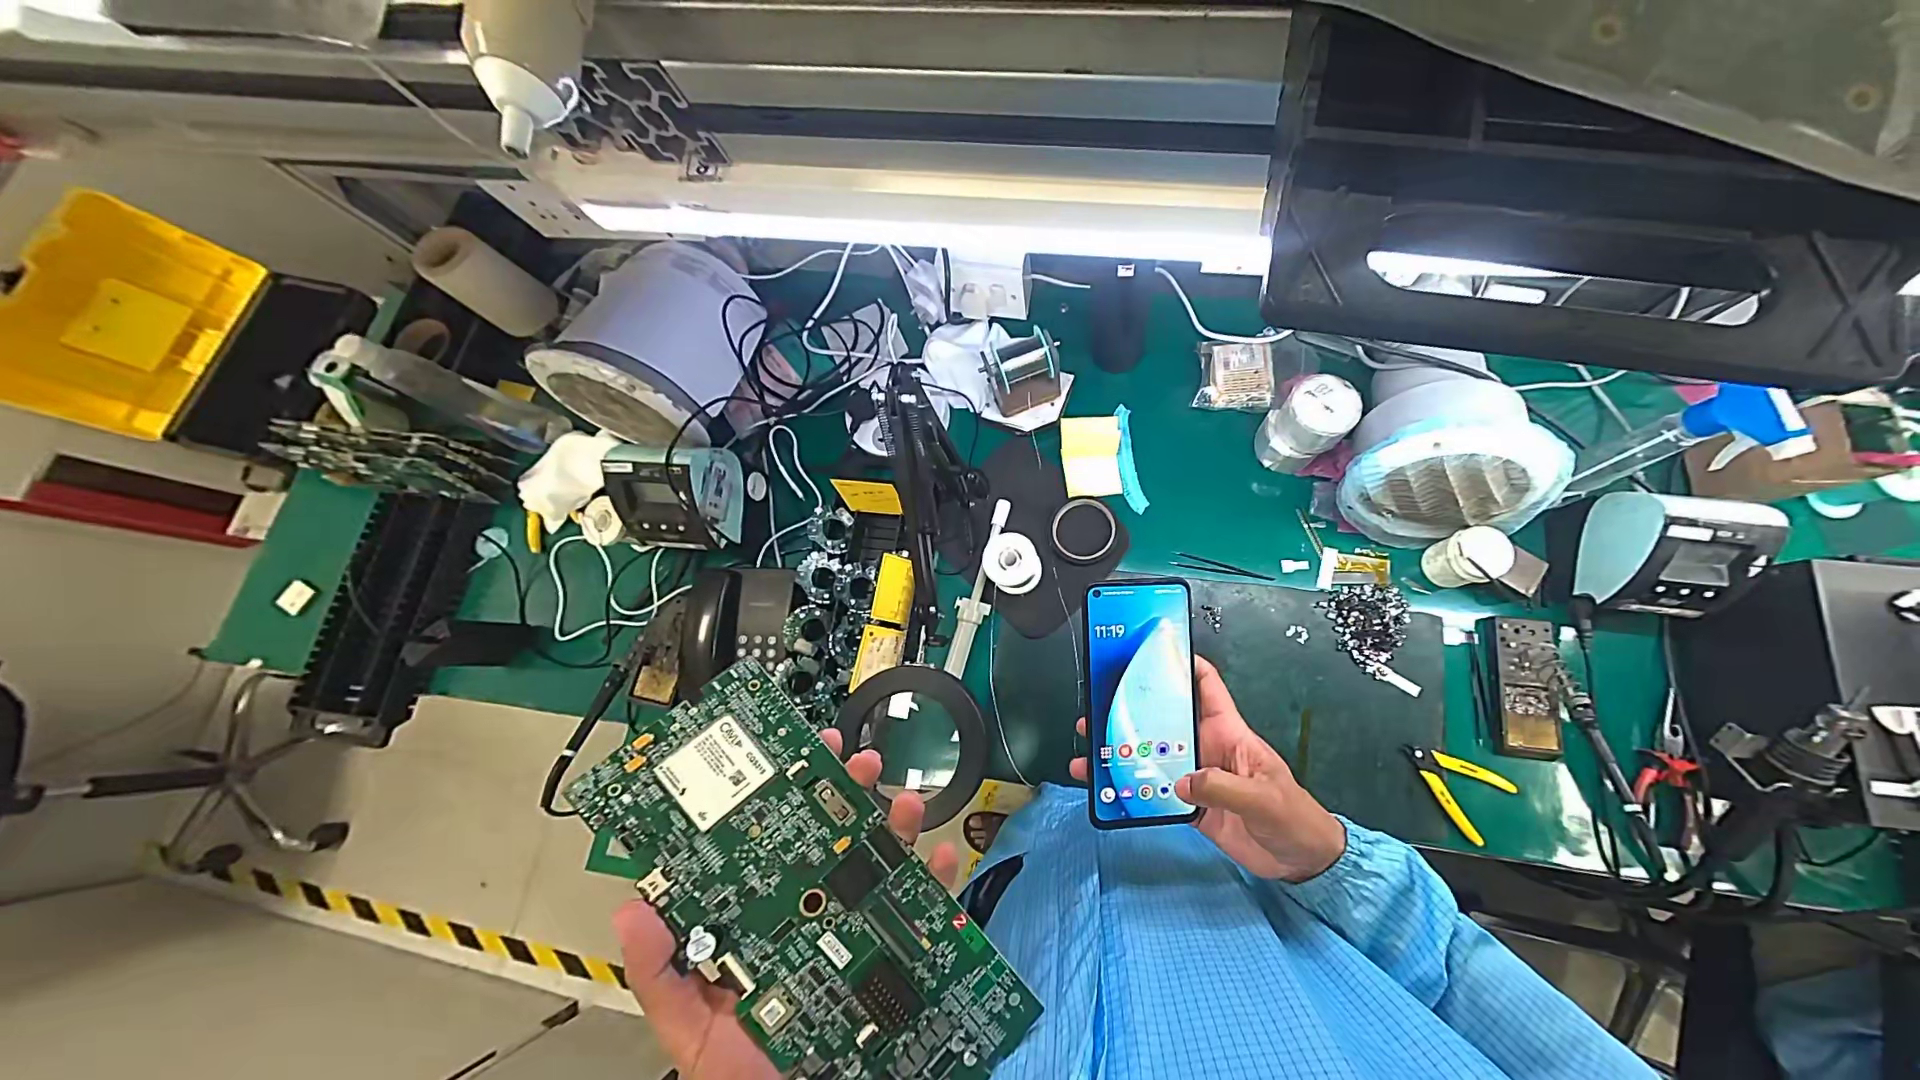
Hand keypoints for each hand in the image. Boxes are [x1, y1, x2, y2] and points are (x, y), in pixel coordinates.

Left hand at [614, 729, 960, 1078]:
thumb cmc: (751, 1076)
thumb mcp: (694, 1032)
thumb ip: (663, 977)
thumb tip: (633, 909)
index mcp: (769, 921)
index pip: (778, 845)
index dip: (787, 796)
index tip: (797, 755)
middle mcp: (818, 914)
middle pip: (837, 840)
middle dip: (849, 792)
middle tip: (857, 761)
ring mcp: (862, 932)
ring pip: (885, 863)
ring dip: (897, 825)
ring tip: (903, 804)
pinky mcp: (903, 957)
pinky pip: (927, 913)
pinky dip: (937, 883)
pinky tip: (939, 860)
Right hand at [1072, 655, 1346, 882]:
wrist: (1300, 862)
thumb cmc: (1294, 817)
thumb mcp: (1264, 798)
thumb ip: (1223, 787)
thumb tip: (1182, 782)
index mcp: (1228, 732)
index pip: (1205, 686)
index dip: (1183, 664)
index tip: (1151, 652)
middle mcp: (1205, 747)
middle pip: (1164, 719)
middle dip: (1132, 710)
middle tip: (1099, 708)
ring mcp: (1195, 774)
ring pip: (1152, 755)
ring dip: (1123, 753)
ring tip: (1091, 752)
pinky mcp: (1188, 802)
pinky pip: (1152, 790)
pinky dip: (1130, 789)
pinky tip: (1109, 789)